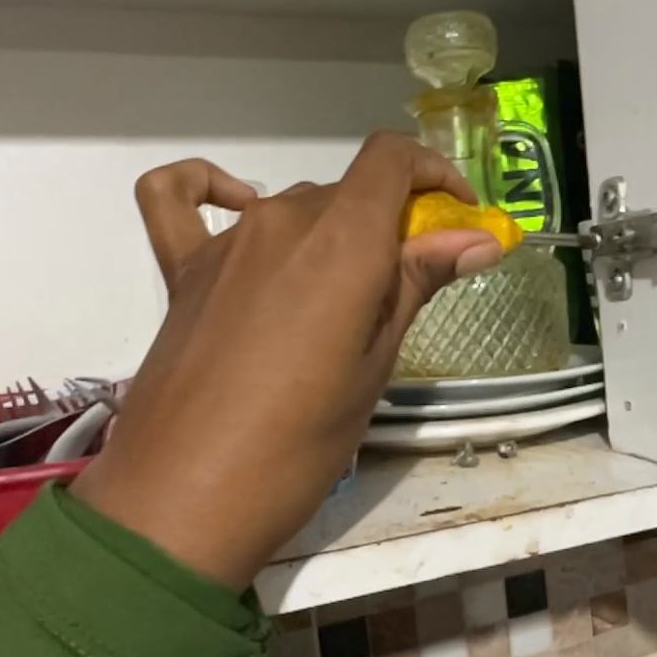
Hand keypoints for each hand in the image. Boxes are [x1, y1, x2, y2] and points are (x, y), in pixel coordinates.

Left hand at [70, 133, 504, 588]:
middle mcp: (280, 221)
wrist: (189, 497)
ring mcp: (223, 243)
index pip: (391, 160)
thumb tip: (476, 239)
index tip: (456, 218)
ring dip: (327, 235)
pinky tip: (236, 208)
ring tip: (336, 301)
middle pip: (346, 193)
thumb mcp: (375, 366)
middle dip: (387, 227)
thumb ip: (417, 286)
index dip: (434, 174)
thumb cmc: (301, 444)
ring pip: (290, 209)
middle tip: (401, 291)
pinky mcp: (180, 270)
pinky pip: (179, 200)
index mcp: (341, 241)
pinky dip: (210, 188)